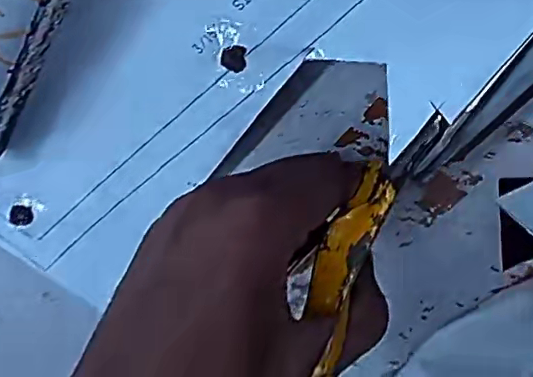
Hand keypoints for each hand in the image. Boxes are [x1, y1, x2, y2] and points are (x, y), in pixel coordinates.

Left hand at [77, 153, 387, 376]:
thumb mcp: (301, 361)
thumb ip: (360, 312)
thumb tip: (368, 285)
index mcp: (256, 220)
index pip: (329, 174)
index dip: (358, 190)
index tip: (369, 211)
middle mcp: (219, 199)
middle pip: (294, 174)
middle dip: (324, 202)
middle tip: (341, 246)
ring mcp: (185, 211)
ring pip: (258, 187)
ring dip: (286, 211)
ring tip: (294, 267)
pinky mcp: (163, 230)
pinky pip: (223, 205)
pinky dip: (247, 222)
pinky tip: (248, 273)